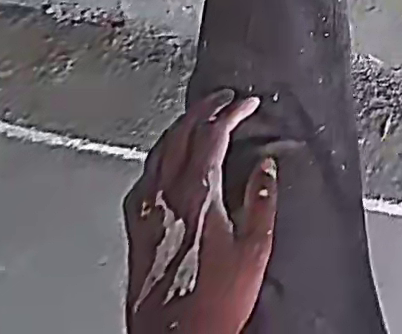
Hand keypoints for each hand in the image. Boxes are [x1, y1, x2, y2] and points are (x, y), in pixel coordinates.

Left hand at [125, 90, 278, 333]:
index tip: (248, 103)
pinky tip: (165, 161)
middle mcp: (167, 197)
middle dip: (204, 108)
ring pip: (159, 150)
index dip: (233, 111)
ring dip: (181, 126)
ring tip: (198, 118)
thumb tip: (265, 166)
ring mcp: (147, 212)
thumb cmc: (215, 302)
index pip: (213, 133)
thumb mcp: (255, 248)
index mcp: (197, 194)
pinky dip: (160, 155)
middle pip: (181, 133)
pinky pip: (144, 177)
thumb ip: (261, 199)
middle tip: (223, 98)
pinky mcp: (136, 231)